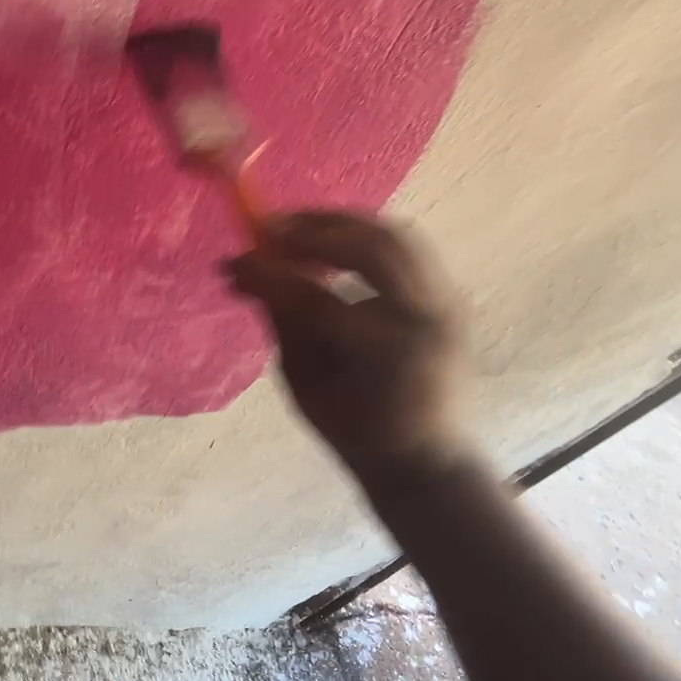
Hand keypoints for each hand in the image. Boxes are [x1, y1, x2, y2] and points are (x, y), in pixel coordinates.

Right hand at [224, 210, 467, 474]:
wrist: (424, 455)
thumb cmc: (353, 427)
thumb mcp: (302, 382)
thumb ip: (283, 324)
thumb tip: (249, 275)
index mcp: (385, 352)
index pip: (315, 297)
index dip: (268, 275)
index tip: (232, 263)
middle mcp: (424, 319)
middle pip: (368, 248)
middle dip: (311, 231)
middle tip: (267, 231)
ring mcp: (446, 303)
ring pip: (393, 236)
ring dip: (340, 225)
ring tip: (297, 229)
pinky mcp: (448, 295)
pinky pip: (404, 247)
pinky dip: (362, 236)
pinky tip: (329, 245)